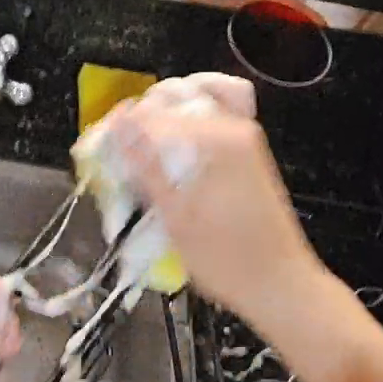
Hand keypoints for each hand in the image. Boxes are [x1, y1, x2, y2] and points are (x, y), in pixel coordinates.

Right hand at [103, 73, 335, 324]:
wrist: (281, 283)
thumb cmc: (224, 258)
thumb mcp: (174, 216)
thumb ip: (145, 164)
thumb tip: (118, 124)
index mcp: (213, 140)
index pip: (151, 112)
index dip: (122, 125)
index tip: (101, 146)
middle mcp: (233, 127)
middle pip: (176, 97)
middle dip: (144, 116)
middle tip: (123, 148)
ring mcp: (245, 136)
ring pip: (196, 101)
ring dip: (166, 116)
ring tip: (145, 145)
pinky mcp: (249, 151)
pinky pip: (216, 116)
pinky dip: (191, 123)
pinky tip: (173, 149)